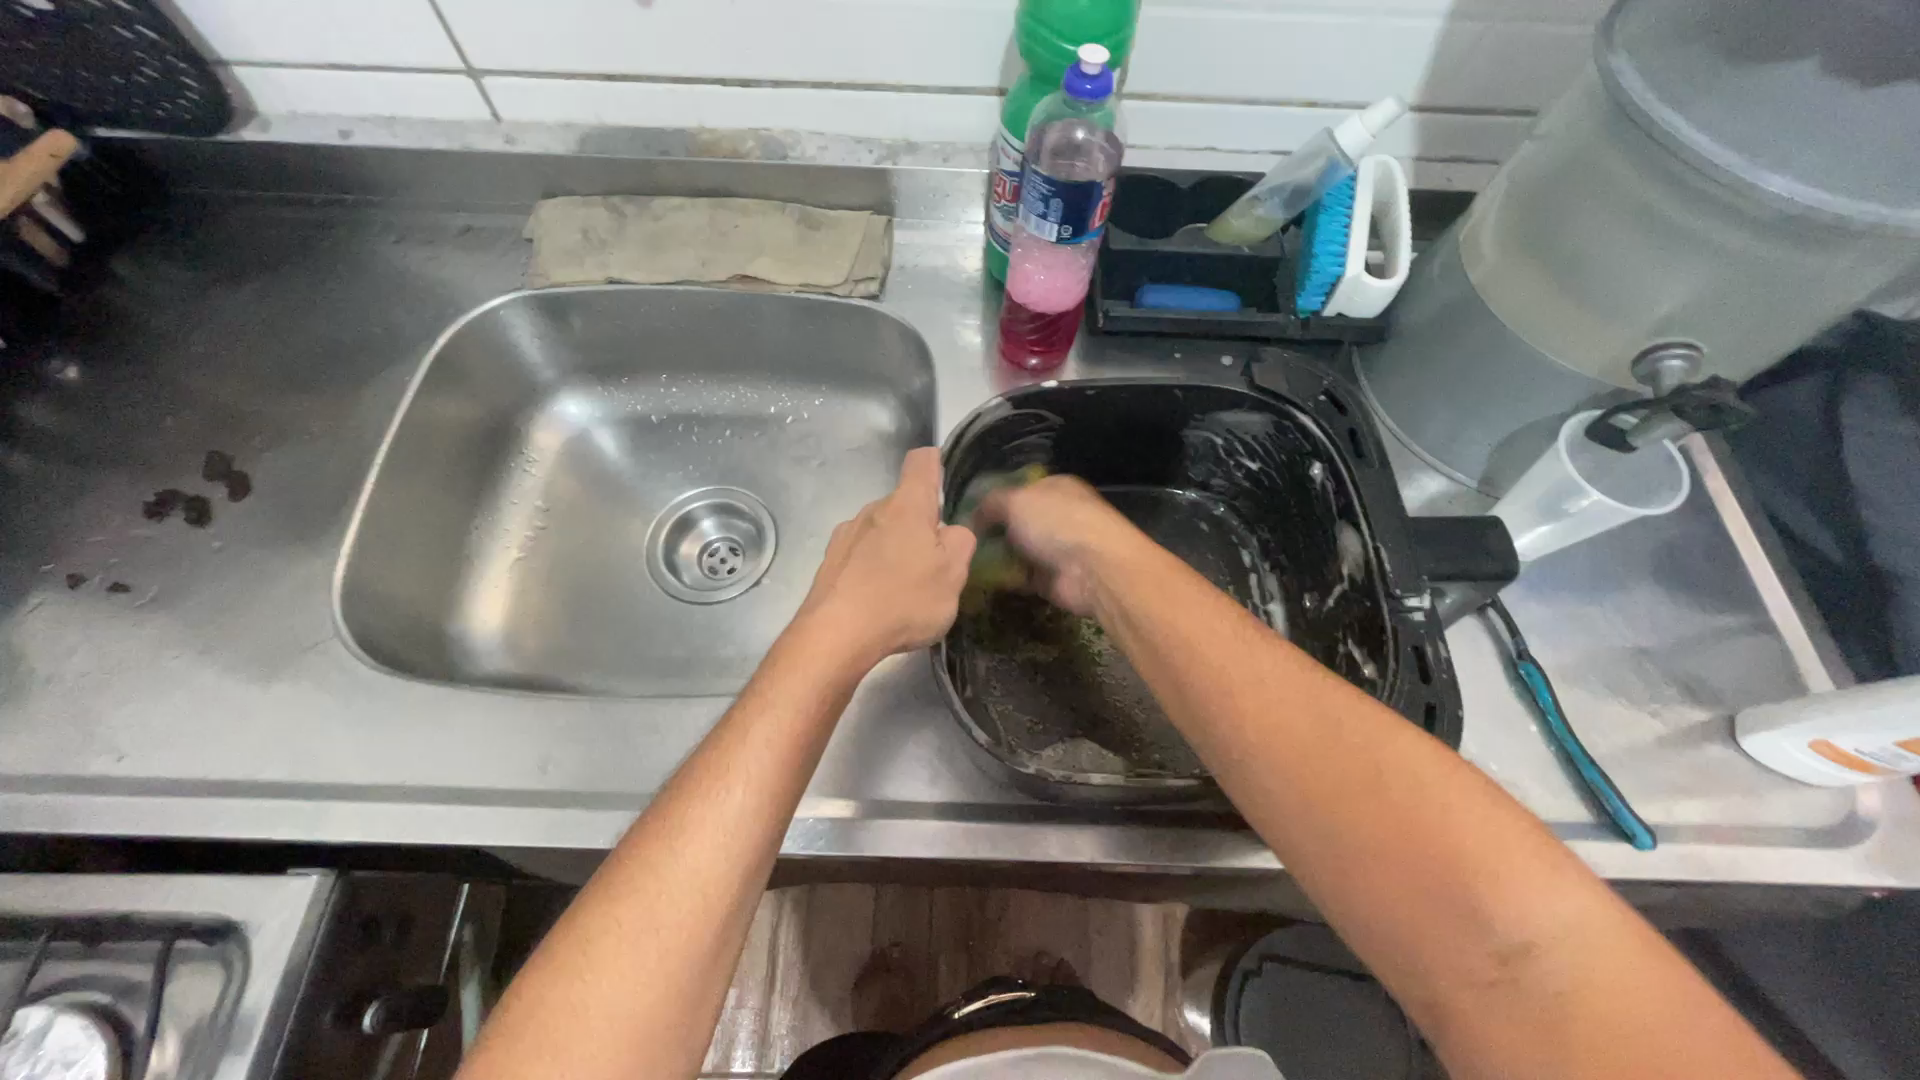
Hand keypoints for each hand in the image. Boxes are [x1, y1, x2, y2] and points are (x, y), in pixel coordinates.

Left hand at [793, 447, 976, 665]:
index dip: (938, 465)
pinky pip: (862, 556)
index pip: (922, 461)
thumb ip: (961, 543)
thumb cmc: (902, 599)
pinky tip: (878, 602)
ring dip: (897, 551)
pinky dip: (874, 570)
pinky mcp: (830, 562)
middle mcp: (873, 510)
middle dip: (922, 527)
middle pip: (904, 505)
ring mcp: (846, 535)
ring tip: (905, 591)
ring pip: (882, 532)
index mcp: (907, 505)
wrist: (836, 635)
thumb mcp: (953, 575)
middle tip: (935, 566)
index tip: (947, 486)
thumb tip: (951, 530)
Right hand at [974, 475, 1144, 616]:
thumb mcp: (1016, 501)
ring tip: (966, 558)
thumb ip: (991, 504)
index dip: (994, 500)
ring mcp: (1055, 548)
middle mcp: (1057, 515)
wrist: (1093, 570)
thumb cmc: (1056, 522)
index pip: (1019, 489)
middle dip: (992, 530)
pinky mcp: (1050, 578)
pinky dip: (1004, 577)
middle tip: (962, 538)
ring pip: (1016, 550)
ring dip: (995, 556)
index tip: (968, 512)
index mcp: (1055, 488)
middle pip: (1016, 522)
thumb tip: (974, 516)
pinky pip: (1020, 575)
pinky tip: (981, 578)